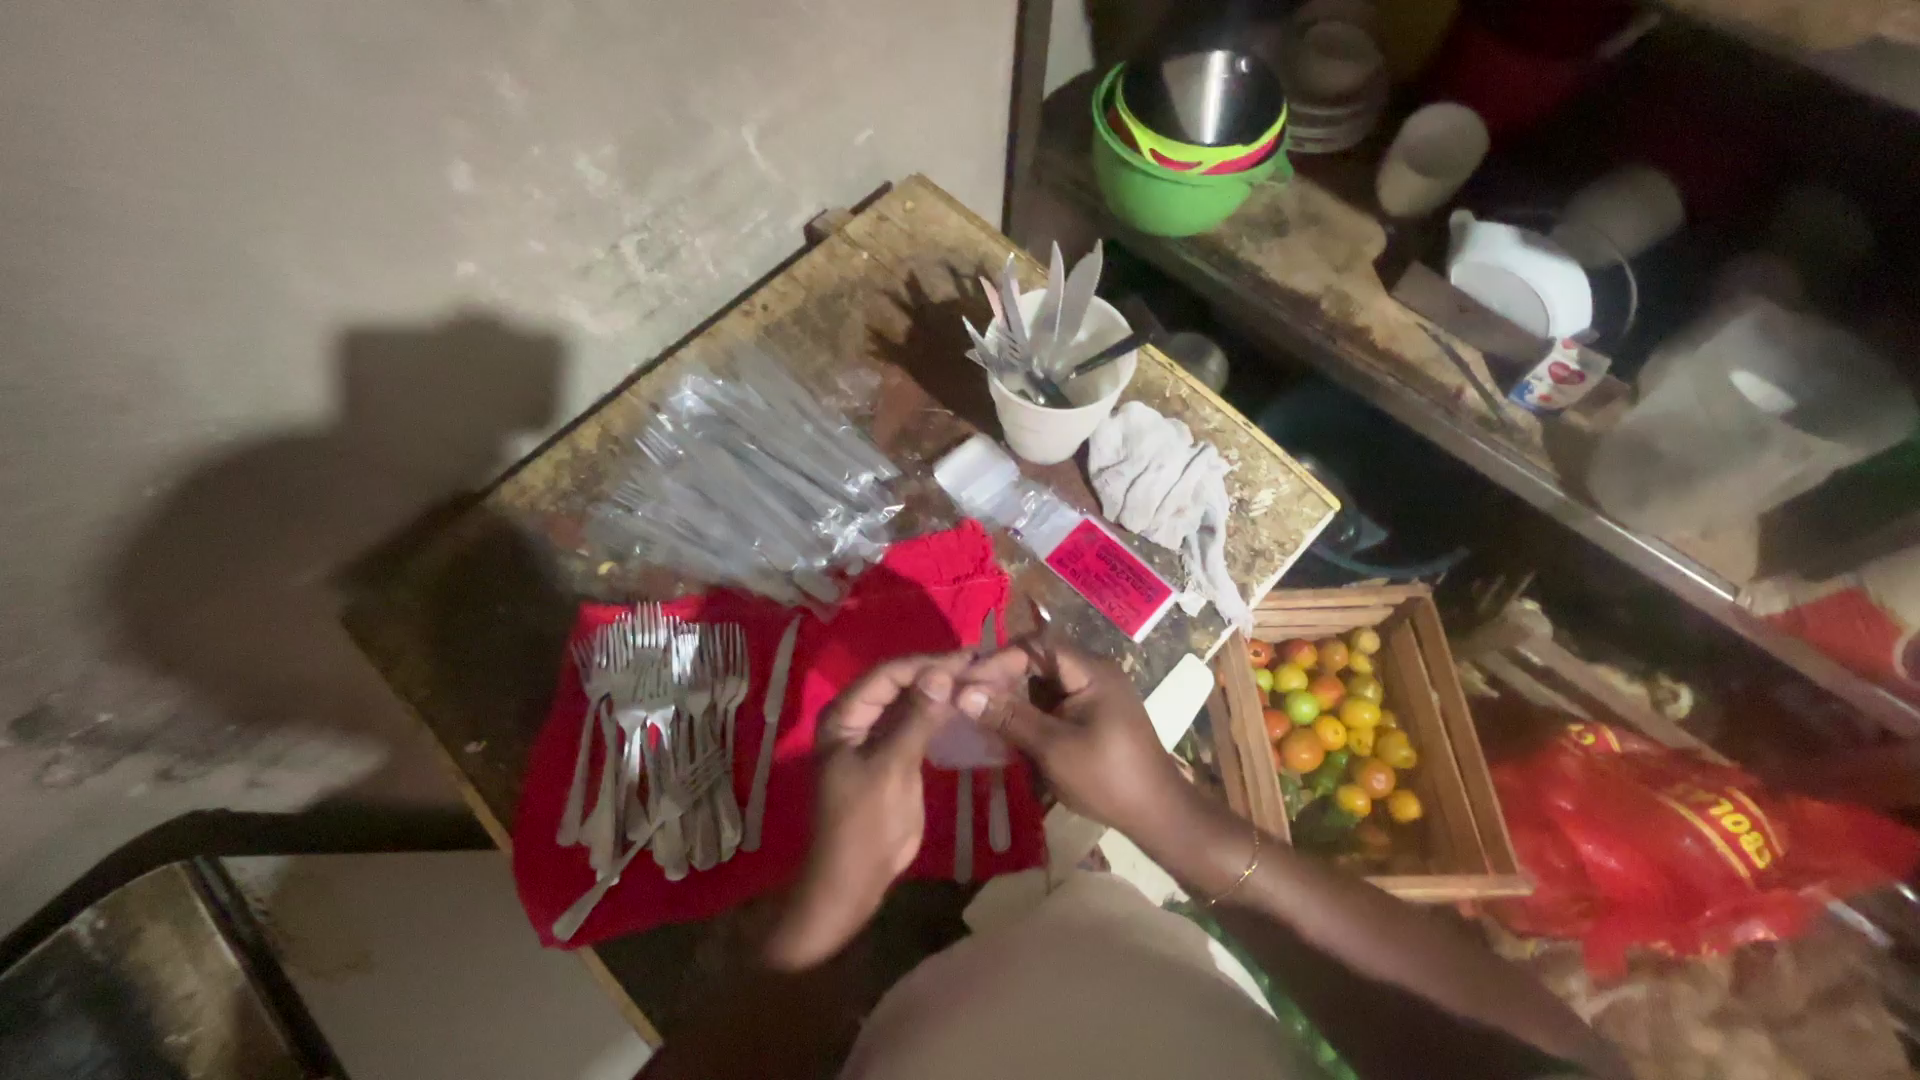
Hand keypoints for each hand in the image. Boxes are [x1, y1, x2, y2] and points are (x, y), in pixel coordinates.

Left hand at [765, 653, 967, 969]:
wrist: (855, 879)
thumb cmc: (863, 823)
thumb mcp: (890, 767)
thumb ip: (915, 719)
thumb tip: (941, 674)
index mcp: (844, 716)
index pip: (887, 675)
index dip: (926, 664)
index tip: (966, 659)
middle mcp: (858, 719)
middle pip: (900, 685)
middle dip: (937, 674)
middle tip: (980, 665)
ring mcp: (876, 738)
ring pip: (911, 703)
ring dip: (941, 692)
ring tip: (980, 679)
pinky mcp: (895, 756)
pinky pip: (918, 725)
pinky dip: (940, 716)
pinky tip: (966, 709)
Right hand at [957, 641, 1189, 839]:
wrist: (1158, 814)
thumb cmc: (1107, 778)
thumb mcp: (1053, 748)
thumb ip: (1009, 717)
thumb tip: (963, 693)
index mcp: (1092, 671)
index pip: (1037, 646)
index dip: (999, 660)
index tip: (969, 684)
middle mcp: (1095, 672)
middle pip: (1039, 660)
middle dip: (1003, 677)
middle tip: (969, 699)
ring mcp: (1096, 694)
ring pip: (1044, 682)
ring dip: (1014, 696)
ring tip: (982, 715)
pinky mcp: (1094, 714)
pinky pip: (1054, 701)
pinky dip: (1030, 711)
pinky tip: (1009, 730)